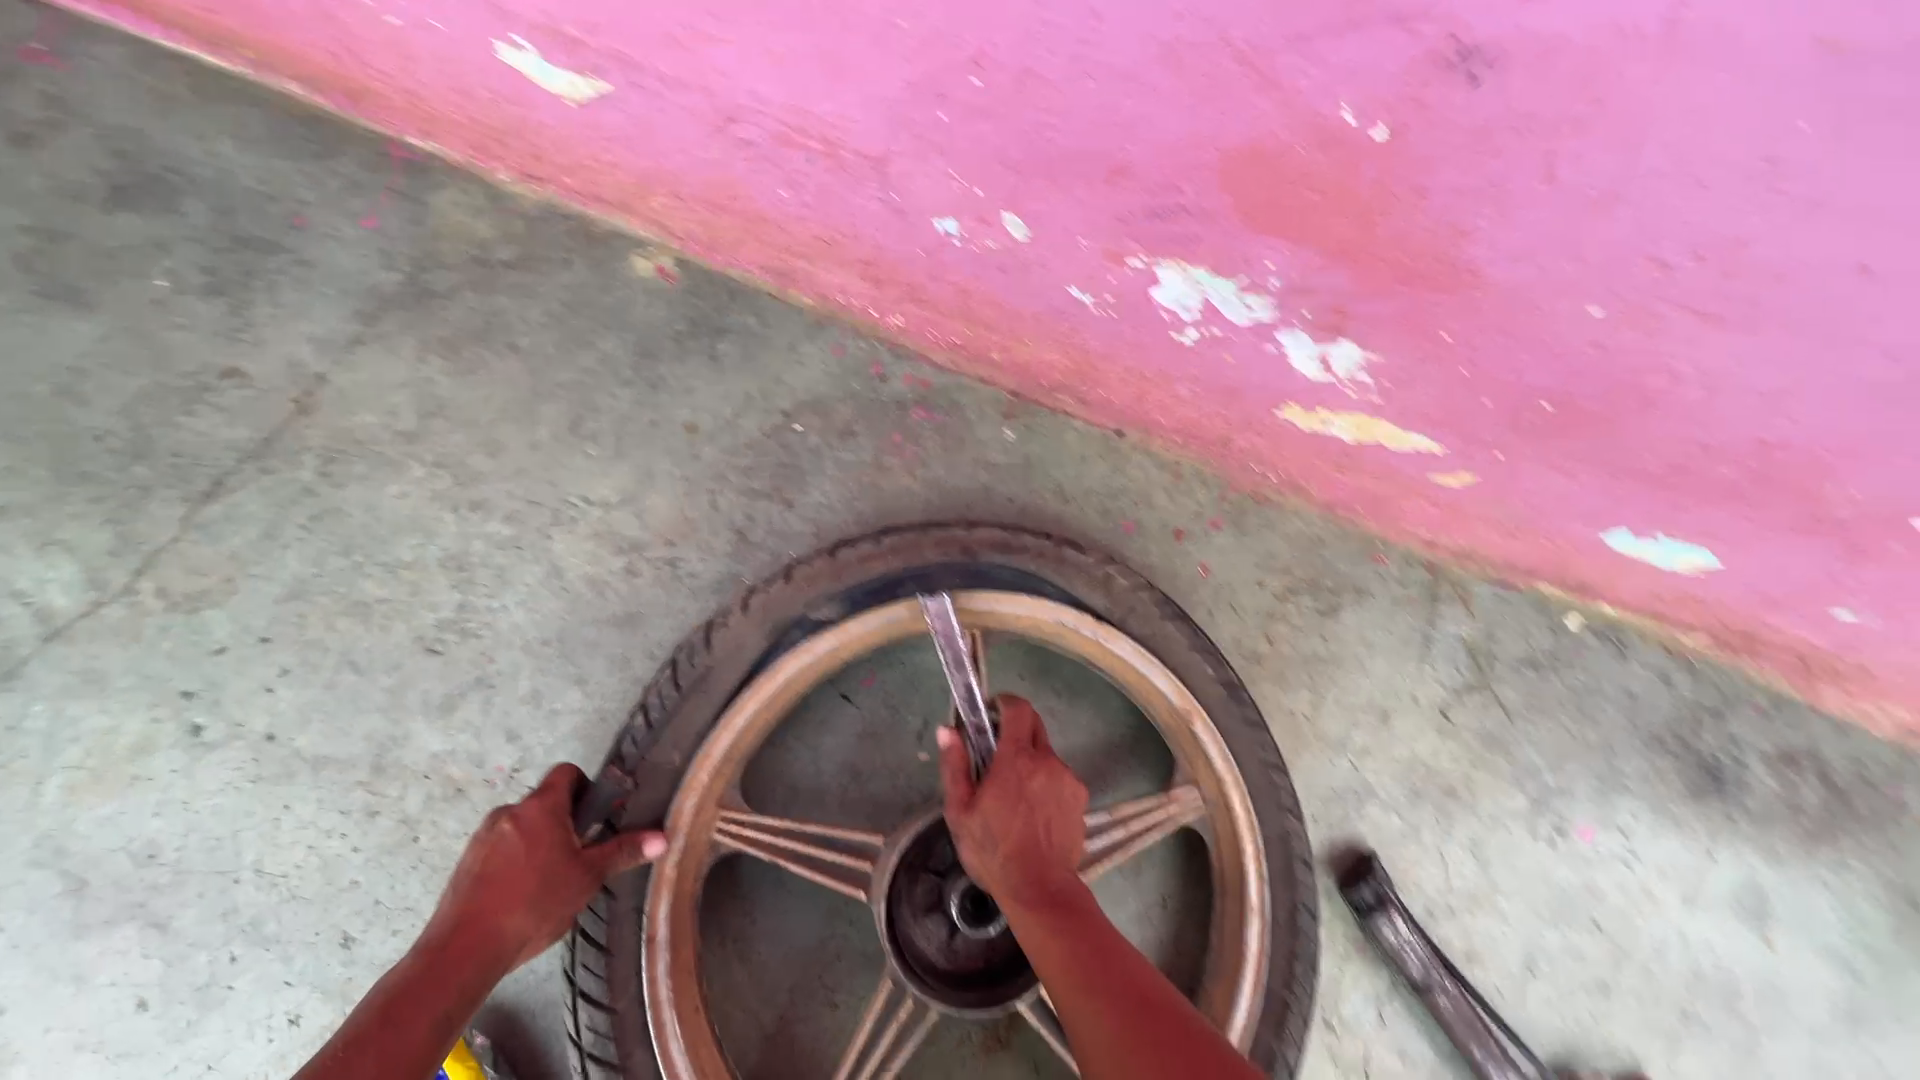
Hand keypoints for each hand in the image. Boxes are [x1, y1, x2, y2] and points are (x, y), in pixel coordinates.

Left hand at [423, 763, 666, 971]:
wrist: (464, 949)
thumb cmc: (534, 904)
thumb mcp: (587, 878)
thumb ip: (623, 852)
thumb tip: (662, 837)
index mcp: (541, 807)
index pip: (567, 773)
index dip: (587, 786)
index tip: (598, 816)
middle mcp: (509, 812)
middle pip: (545, 803)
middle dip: (566, 823)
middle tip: (582, 856)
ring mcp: (482, 837)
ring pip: (522, 828)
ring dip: (540, 843)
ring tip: (552, 882)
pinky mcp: (466, 863)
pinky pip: (501, 849)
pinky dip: (516, 862)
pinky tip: (523, 897)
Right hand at [938, 695, 1088, 916]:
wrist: (1039, 889)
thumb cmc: (993, 851)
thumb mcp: (960, 811)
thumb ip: (955, 766)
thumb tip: (947, 730)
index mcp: (1016, 759)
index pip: (1018, 709)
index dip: (1005, 703)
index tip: (992, 711)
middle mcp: (1047, 761)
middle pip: (1035, 726)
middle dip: (1017, 729)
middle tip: (997, 754)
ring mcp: (1068, 779)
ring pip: (1047, 756)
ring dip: (1031, 762)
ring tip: (1015, 796)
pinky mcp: (1080, 799)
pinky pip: (1060, 779)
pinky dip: (1046, 784)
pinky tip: (1035, 814)